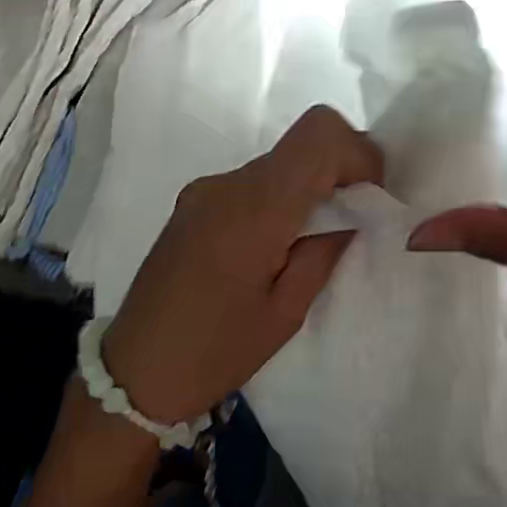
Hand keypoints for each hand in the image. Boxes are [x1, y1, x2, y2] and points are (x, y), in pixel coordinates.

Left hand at [105, 106, 384, 424]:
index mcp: (253, 209)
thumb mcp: (285, 312)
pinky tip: (269, 253)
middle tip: (348, 230)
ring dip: (305, 193)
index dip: (359, 155)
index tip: (369, 201)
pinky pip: (248, 188)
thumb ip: (322, 252)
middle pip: (299, 147)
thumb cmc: (216, 353)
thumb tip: (348, 216)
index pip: (319, 134)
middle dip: (337, 176)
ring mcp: (201, 193)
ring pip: (275, 168)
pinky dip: (276, 204)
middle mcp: (224, 185)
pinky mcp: (189, 208)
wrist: (137, 373)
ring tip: (305, 251)